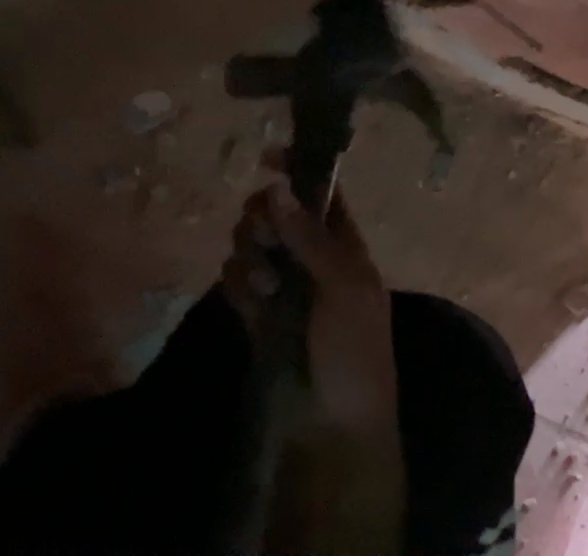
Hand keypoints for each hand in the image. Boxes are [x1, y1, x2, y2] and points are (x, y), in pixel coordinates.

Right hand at [222, 184, 399, 434]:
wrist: (332, 428)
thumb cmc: (354, 354)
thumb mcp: (344, 290)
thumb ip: (310, 237)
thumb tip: (276, 186)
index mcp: (343, 245)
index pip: (319, 191)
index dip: (295, 169)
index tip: (266, 158)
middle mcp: (308, 257)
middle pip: (271, 211)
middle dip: (261, 220)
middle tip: (265, 239)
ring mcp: (280, 283)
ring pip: (247, 242)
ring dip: (250, 261)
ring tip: (267, 292)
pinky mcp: (254, 309)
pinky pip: (233, 278)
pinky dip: (239, 290)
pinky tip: (252, 312)